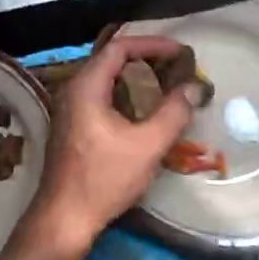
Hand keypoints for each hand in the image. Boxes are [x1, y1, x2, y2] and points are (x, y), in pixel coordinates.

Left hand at [25, 37, 200, 254]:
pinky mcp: (72, 125)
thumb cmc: (104, 178)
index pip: (118, 48)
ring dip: (135, 79)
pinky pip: (100, 97)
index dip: (151, 44)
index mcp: (85, 86)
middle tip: (176, 67)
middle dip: (145, 59)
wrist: (65, 215)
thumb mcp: (147, 145)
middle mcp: (72, 90)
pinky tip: (144, 111)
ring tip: (166, 85)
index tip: (179, 51)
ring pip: (105, 80)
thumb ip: (173, 113)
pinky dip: (124, 95)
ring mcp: (69, 108)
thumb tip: (193, 88)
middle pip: (110, 60)